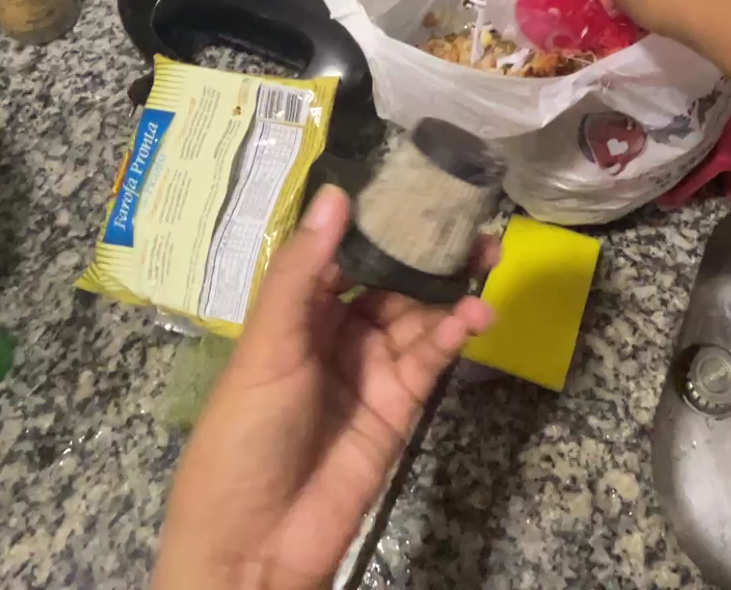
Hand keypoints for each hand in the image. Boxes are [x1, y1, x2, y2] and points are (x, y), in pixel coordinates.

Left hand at [152, 185, 494, 589]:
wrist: (254, 547)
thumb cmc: (243, 436)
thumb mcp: (267, 348)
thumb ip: (302, 272)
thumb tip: (335, 193)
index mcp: (299, 310)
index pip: (345, 251)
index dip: (379, 219)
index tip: (416, 183)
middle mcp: (340, 328)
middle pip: (392, 278)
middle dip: (428, 250)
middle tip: (471, 219)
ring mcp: (374, 363)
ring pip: (420, 311)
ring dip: (452, 287)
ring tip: (488, 257)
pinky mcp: (401, 399)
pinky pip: (431, 354)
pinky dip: (454, 331)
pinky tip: (475, 314)